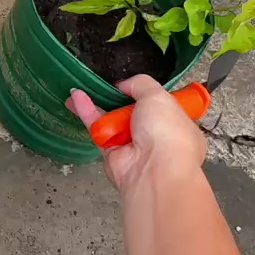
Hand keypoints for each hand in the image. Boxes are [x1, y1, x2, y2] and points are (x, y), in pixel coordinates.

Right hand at [67, 74, 207, 191]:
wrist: (154, 170)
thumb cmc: (167, 133)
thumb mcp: (158, 96)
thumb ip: (140, 84)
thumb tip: (124, 85)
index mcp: (178, 125)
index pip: (163, 107)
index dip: (149, 95)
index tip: (134, 85)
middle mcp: (157, 137)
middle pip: (134, 112)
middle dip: (119, 98)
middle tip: (105, 84)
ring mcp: (134, 146)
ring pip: (112, 118)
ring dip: (97, 102)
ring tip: (83, 85)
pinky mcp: (112, 152)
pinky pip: (98, 127)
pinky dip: (86, 111)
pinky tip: (76, 97)